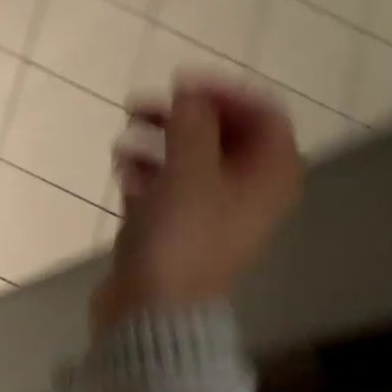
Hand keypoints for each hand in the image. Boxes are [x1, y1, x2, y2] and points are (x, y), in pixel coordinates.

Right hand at [93, 73, 302, 332]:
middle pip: (222, 136)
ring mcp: (210, 213)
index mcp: (270, 173)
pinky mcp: (175, 231)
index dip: (221, 92)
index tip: (177, 82)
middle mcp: (248, 189)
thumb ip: (191, 126)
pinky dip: (147, 173)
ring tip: (122, 137)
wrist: (152, 308)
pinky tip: (121, 169)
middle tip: (137, 107)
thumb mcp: (189, 173)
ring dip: (158, 143)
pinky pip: (166, 189)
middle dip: (182, 117)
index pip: (261, 113)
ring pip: (190, 162)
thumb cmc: (179, 239)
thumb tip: (189, 94)